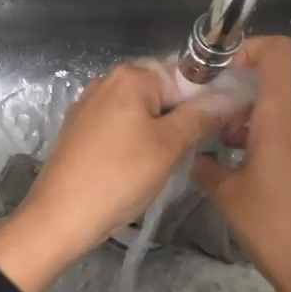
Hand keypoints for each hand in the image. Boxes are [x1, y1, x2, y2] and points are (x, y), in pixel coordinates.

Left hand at [0, 62, 229, 291]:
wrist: (61, 215)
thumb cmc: (120, 176)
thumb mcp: (169, 145)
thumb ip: (200, 116)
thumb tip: (230, 97)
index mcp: (131, 76)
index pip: (185, 76)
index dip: (206, 101)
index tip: (220, 129)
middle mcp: (107, 81)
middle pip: (162, 93)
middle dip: (181, 118)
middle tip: (191, 151)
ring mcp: (89, 105)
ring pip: (141, 112)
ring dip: (160, 133)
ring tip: (164, 164)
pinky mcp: (79, 130)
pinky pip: (120, 127)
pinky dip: (135, 142)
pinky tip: (137, 168)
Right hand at [191, 36, 290, 291]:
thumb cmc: (275, 233)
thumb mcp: (228, 199)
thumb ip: (207, 168)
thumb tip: (198, 157)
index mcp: (282, 122)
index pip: (278, 56)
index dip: (252, 48)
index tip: (226, 71)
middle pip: (279, 94)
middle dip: (246, 106)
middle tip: (221, 136)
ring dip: (266, 131)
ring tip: (244, 166)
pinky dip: (289, 151)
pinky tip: (277, 190)